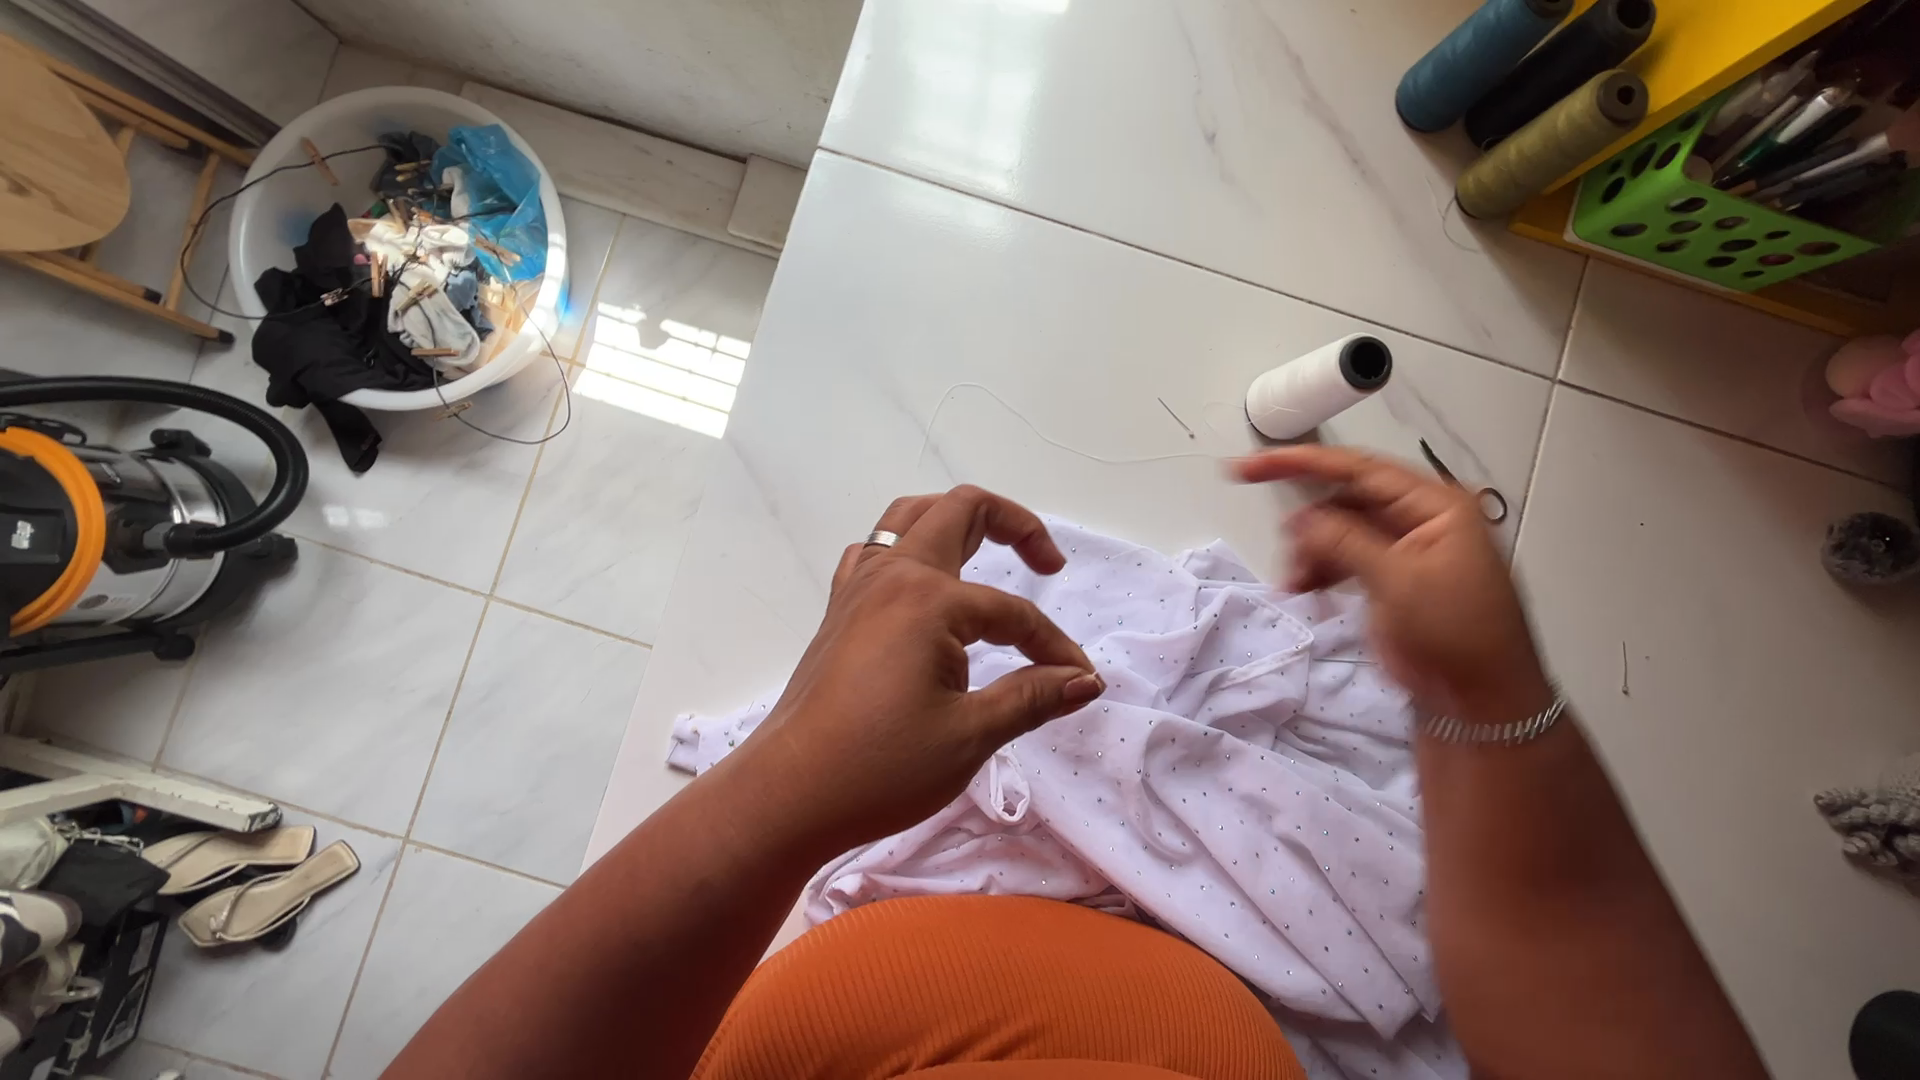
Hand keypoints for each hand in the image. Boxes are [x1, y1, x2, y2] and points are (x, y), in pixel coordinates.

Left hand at [720, 486, 1103, 856]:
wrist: (789, 795)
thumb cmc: (881, 768)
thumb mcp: (970, 735)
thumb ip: (1033, 696)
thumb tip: (1086, 681)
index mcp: (928, 600)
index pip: (1012, 613)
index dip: (1052, 646)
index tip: (1079, 680)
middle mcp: (893, 577)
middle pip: (959, 511)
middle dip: (1014, 525)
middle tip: (1048, 564)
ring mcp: (859, 589)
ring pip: (909, 519)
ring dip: (955, 522)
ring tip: (989, 554)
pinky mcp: (839, 611)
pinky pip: (876, 554)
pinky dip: (909, 551)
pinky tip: (923, 586)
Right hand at [1234, 446, 1550, 723]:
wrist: (1481, 698)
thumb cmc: (1454, 632)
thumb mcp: (1398, 581)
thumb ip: (1345, 541)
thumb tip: (1297, 518)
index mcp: (1435, 505)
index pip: (1359, 469)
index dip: (1301, 462)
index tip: (1252, 465)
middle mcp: (1419, 517)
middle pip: (1344, 498)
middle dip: (1306, 519)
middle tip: (1273, 533)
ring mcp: (1403, 547)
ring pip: (1338, 530)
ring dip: (1309, 550)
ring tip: (1294, 580)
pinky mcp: (1389, 576)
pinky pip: (1342, 557)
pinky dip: (1318, 568)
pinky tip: (1302, 586)